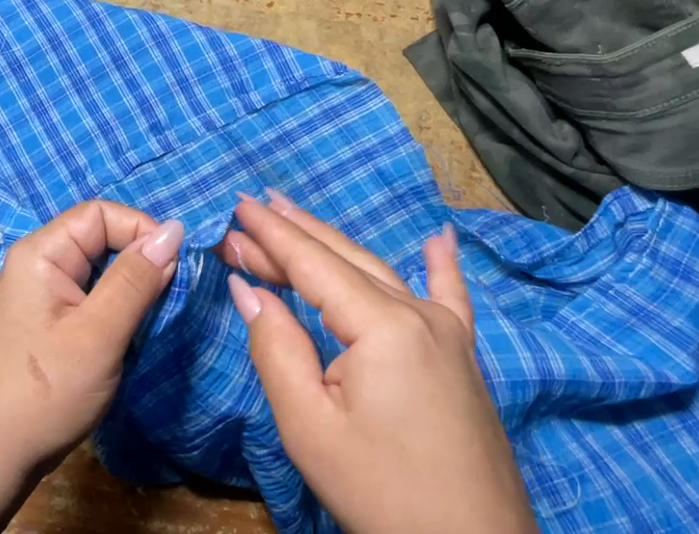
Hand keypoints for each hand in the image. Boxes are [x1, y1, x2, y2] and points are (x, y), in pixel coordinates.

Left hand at [0, 200, 182, 533]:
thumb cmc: (48, 391)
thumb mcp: (100, 334)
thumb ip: (136, 279)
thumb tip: (174, 230)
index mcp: (40, 253)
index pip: (99, 214)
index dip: (141, 229)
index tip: (177, 265)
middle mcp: (36, 261)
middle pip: (99, 236)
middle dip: (139, 257)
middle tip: (170, 294)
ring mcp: (40, 290)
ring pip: (98, 266)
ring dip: (131, 283)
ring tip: (155, 313)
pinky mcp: (47, 317)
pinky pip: (90, 291)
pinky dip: (116, 303)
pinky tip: (132, 328)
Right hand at [221, 192, 534, 533]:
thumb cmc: (382, 492)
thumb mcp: (309, 426)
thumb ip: (275, 346)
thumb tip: (247, 287)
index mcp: (382, 326)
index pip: (311, 263)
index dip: (270, 235)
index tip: (235, 205)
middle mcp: (419, 314)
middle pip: (342, 260)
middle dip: (290, 233)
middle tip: (246, 210)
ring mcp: (447, 333)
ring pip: (379, 271)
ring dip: (331, 242)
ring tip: (291, 212)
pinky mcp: (463, 357)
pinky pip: (451, 297)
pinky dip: (442, 265)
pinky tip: (440, 237)